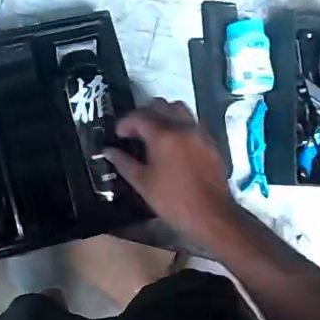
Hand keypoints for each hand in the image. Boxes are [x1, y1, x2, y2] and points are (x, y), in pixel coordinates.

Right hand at [104, 99, 246, 249]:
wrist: (211, 214)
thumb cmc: (173, 200)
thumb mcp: (142, 184)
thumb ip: (124, 163)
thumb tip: (109, 151)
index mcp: (164, 135)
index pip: (139, 116)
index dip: (124, 123)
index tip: (118, 134)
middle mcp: (183, 126)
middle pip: (160, 105)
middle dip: (144, 114)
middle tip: (134, 131)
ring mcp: (200, 132)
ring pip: (179, 109)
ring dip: (164, 114)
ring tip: (154, 133)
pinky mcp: (210, 141)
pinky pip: (192, 122)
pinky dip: (180, 124)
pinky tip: (173, 143)